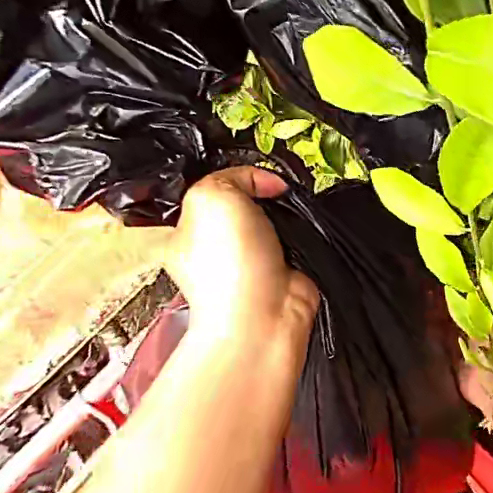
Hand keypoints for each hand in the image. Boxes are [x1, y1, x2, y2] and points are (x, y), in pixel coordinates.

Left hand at [165, 167, 319, 343]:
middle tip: (274, 196)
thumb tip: (262, 181)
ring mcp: (253, 260)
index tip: (256, 178)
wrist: (263, 315)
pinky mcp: (284, 271)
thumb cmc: (228, 268)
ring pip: (275, 220)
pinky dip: (304, 235)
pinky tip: (300, 236)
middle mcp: (219, 248)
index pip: (214, 190)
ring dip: (286, 215)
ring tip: (288, 218)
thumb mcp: (213, 195)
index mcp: (188, 232)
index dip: (237, 177)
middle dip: (265, 196)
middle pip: (248, 203)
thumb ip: (229, 177)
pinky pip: (297, 239)